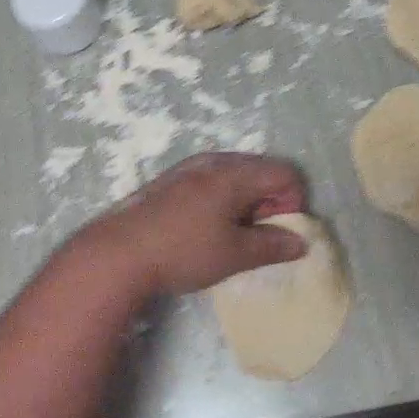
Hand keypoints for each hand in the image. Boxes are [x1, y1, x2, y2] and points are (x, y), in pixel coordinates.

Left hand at [75, 153, 308, 295]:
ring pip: (234, 176)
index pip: (285, 173)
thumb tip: (300, 242)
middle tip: (255, 236)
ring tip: (229, 236)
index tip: (276, 234)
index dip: (293, 204)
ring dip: (244, 202)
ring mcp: (187, 168)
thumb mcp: (234, 255)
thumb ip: (272, 246)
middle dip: (269, 202)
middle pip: (260, 170)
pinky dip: (220, 201)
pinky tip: (202, 230)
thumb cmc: (183, 252)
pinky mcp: (168, 181)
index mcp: (234, 173)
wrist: (118, 253)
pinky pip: (210, 182)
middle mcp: (213, 162)